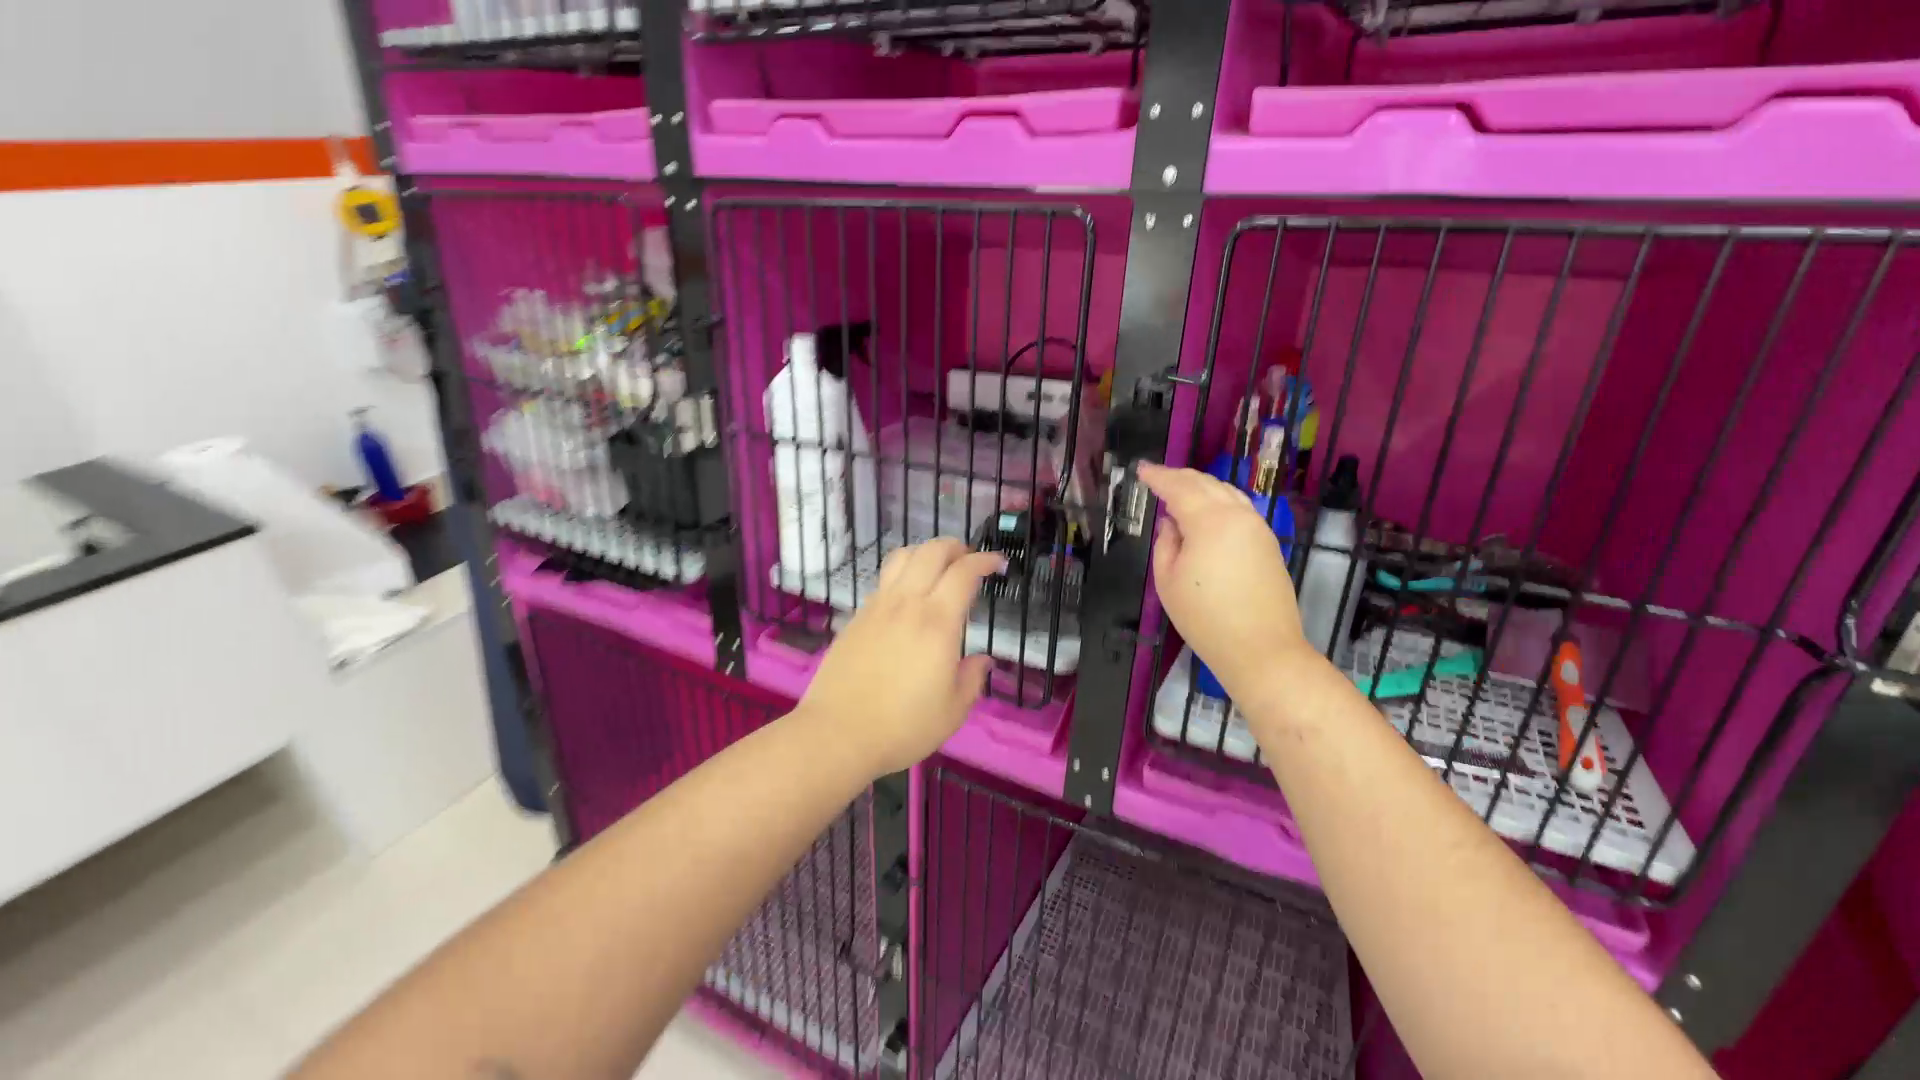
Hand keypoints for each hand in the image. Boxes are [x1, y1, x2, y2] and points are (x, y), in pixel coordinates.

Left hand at [798, 538, 1005, 776]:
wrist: (838, 734)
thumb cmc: (903, 727)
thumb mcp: (952, 711)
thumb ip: (972, 679)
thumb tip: (982, 660)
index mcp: (938, 623)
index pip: (964, 573)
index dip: (984, 560)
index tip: (997, 563)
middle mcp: (907, 604)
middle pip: (931, 552)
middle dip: (955, 547)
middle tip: (969, 560)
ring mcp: (877, 608)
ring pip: (902, 558)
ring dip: (925, 553)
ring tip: (937, 568)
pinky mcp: (856, 618)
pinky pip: (883, 580)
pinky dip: (902, 574)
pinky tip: (907, 597)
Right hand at [1138, 463, 1313, 700]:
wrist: (1261, 649)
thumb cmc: (1206, 619)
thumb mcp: (1168, 582)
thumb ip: (1166, 544)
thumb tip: (1171, 523)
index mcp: (1210, 521)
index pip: (1179, 487)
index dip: (1158, 477)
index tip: (1141, 469)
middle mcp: (1238, 515)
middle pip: (1206, 484)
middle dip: (1180, 477)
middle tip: (1158, 477)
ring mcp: (1258, 528)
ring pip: (1227, 493)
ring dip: (1202, 487)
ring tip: (1181, 490)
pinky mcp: (1269, 543)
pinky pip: (1240, 508)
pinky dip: (1220, 501)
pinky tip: (1208, 512)